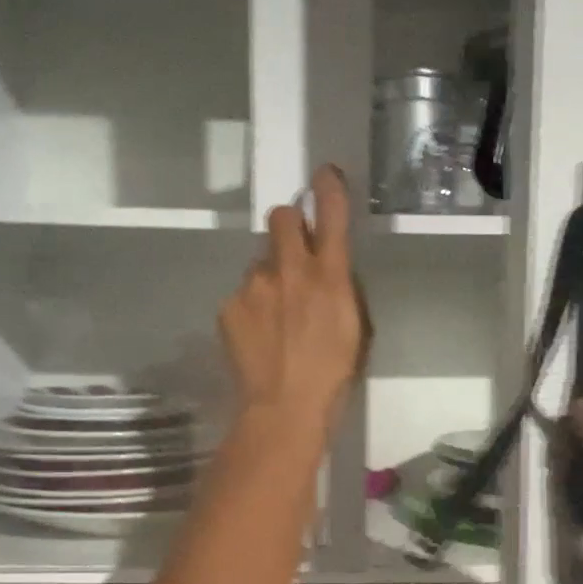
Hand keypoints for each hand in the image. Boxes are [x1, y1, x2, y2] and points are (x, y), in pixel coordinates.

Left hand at [218, 165, 365, 429]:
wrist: (284, 408)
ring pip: (260, 262)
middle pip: (281, 217)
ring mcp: (254, 286)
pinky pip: (242, 294)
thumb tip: (328, 269)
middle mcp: (290, 270)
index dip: (328, 189)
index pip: (330, 215)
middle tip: (292, 249)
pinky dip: (250, 308)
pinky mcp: (229, 306)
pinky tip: (257, 336)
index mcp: (330, 277)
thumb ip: (340, 288)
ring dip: (268, 277)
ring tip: (274, 317)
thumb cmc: (332, 376)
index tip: (324, 175)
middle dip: (288, 224)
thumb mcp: (354, 328)